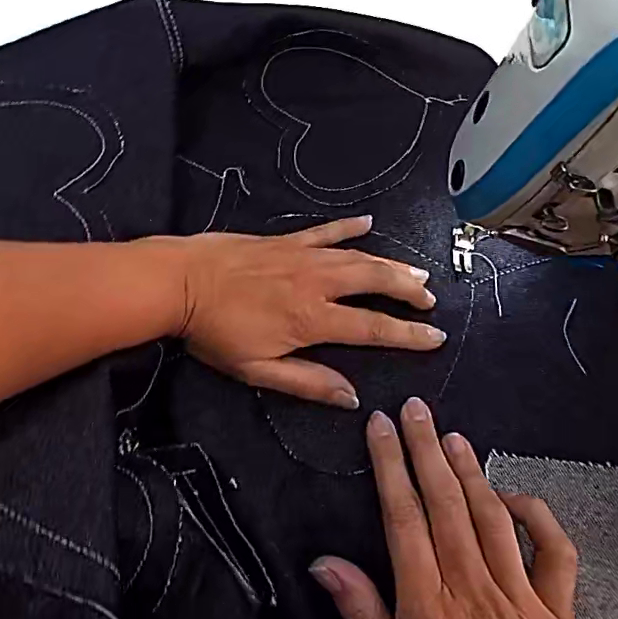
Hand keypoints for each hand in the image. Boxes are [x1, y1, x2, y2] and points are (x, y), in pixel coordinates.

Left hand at [157, 216, 443, 408]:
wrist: (181, 281)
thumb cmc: (216, 331)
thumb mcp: (257, 369)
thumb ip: (307, 382)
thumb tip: (351, 396)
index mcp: (313, 319)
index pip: (373, 328)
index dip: (408, 335)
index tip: (436, 336)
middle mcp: (318, 282)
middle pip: (376, 283)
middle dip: (408, 291)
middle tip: (430, 299)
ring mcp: (306, 255)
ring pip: (360, 257)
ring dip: (391, 265)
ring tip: (416, 273)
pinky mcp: (289, 240)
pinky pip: (328, 231)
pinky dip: (349, 227)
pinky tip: (368, 222)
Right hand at [311, 398, 580, 618]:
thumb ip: (362, 616)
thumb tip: (326, 566)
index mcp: (430, 612)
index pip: (403, 517)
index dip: (390, 464)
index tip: (381, 430)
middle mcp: (475, 596)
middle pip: (445, 503)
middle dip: (425, 448)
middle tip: (415, 410)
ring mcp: (521, 603)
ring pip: (492, 516)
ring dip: (470, 469)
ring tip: (452, 436)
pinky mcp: (558, 615)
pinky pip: (555, 553)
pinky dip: (537, 516)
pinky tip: (515, 496)